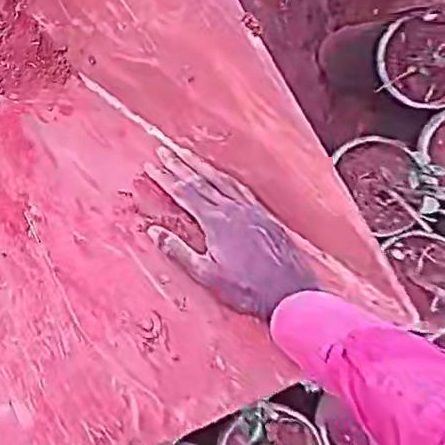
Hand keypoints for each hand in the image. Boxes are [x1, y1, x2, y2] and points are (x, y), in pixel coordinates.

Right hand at [145, 146, 317, 319]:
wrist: (293, 295)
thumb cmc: (248, 289)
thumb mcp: (207, 275)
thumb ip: (178, 251)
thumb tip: (153, 231)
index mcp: (215, 221)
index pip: (183, 192)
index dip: (165, 177)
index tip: (150, 165)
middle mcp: (232, 209)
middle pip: (199, 179)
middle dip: (178, 163)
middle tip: (163, 149)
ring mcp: (250, 210)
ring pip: (220, 179)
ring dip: (200, 164)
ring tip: (186, 153)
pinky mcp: (264, 215)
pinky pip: (239, 187)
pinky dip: (224, 176)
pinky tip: (221, 174)